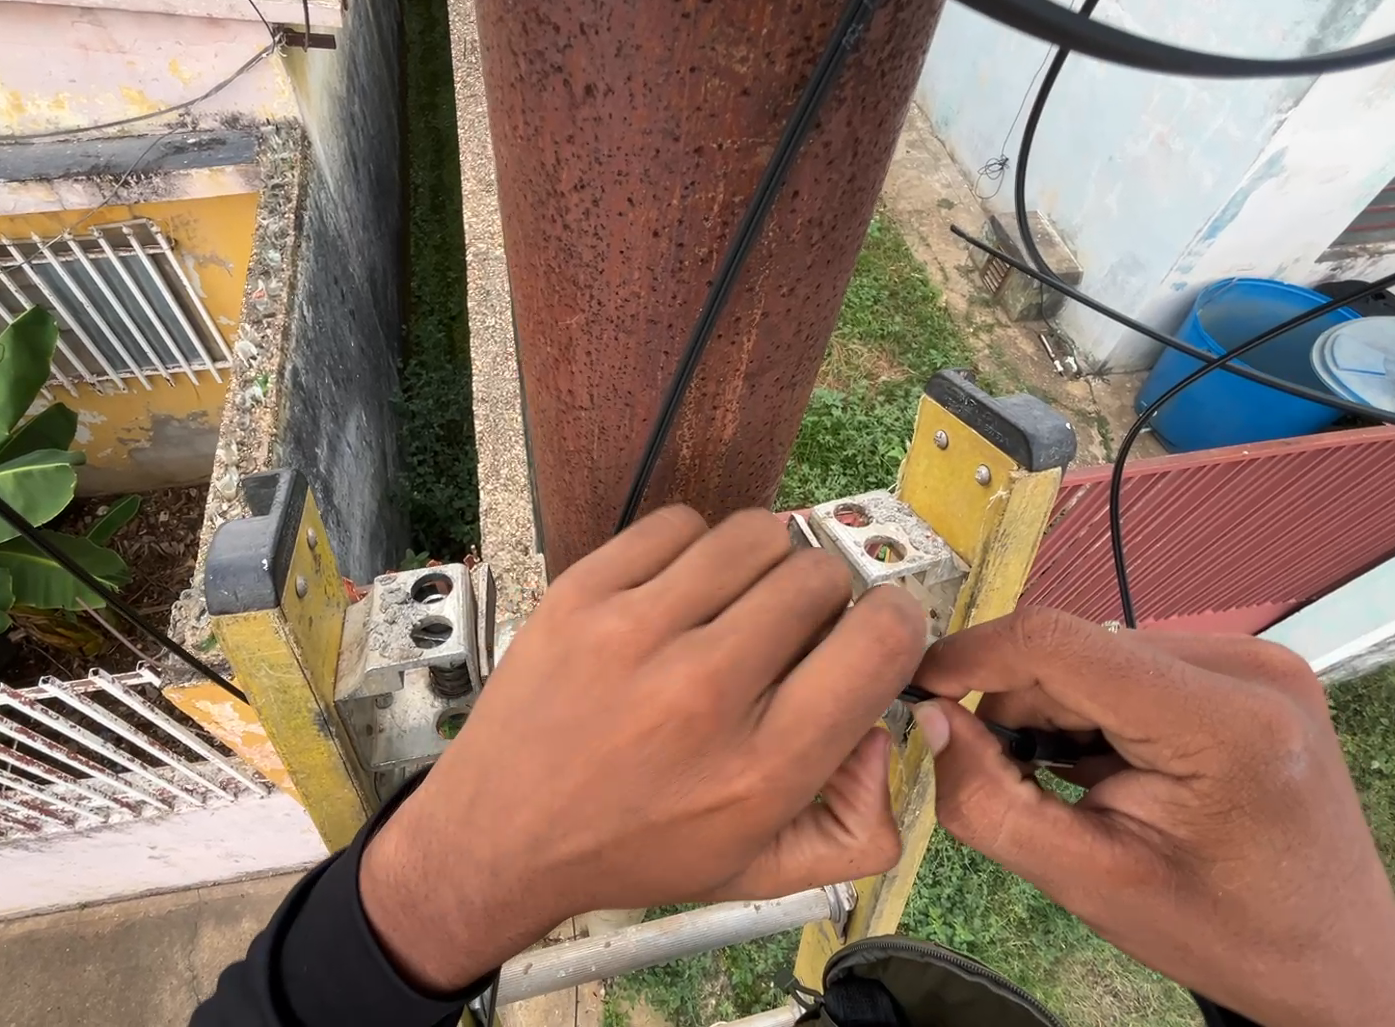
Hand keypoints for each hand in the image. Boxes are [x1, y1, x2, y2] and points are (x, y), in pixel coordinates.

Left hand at [360, 506, 927, 991]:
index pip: (877, 644)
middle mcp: (703, 689)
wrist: (498, 831)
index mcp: (761, 767)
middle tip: (793, 622)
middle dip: (826, 592)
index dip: (895, 621)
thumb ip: (859, 821)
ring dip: (766, 558)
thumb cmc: (634, 849)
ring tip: (738, 596)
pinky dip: (694, 546)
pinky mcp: (583, 591)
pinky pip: (676, 523)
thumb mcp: (760, 870)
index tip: (875, 624)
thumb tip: (885, 723)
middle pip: (817, 575)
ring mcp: (635, 630)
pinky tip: (677, 587)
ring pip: (754, 533)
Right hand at [912, 608, 1394, 1026]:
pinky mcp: (1239, 664)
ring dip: (1049, 707)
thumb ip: (987, 800)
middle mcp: (1243, 665)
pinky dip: (1085, 704)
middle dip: (1013, 704)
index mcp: (1222, 723)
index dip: (968, 655)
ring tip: (1070, 777)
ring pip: (1084, 651)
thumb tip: (933, 716)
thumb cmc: (1224, 935)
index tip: (917, 689)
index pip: (1053, 642)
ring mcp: (1248, 657)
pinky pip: (1117, 660)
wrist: (1343, 966)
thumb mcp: (1085, 882)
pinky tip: (1104, 759)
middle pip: (1066, 648)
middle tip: (1010, 772)